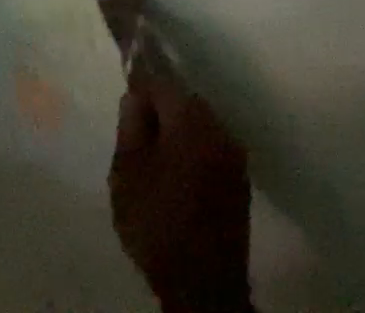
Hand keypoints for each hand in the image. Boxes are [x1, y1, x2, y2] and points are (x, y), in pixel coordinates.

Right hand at [109, 67, 254, 312]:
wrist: (203, 283)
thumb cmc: (156, 221)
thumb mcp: (126, 171)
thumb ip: (130, 126)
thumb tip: (135, 97)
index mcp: (190, 121)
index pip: (161, 82)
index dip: (139, 84)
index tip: (123, 94)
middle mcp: (219, 129)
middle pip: (185, 101)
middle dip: (160, 106)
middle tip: (134, 128)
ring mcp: (235, 155)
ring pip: (200, 124)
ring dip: (177, 127)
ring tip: (152, 151)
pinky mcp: (240, 180)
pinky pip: (211, 146)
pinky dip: (192, 147)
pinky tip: (175, 170)